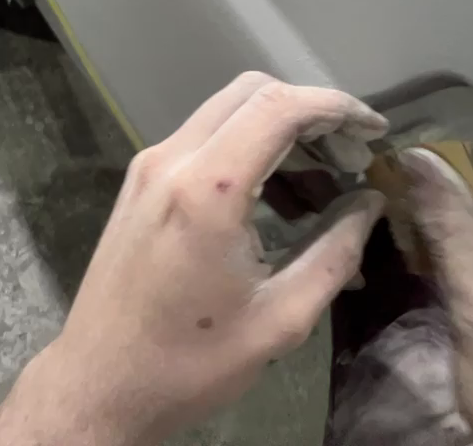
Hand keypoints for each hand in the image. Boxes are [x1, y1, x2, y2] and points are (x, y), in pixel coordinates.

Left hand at [0, 72, 389, 445]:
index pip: (277, 107)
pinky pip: (205, 137)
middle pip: (252, 92)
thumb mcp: (279, 320)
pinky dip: (249, 145)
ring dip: (280, 129)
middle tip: (351, 154)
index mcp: (206, 189)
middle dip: (310, 111)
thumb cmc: (190, 362)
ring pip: (227, 110)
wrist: (100, 380)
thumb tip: (369, 203)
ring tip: (324, 182)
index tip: (373, 128)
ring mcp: (151, 162)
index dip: (334, 106)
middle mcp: (173, 158)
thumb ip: (334, 253)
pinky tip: (278, 194)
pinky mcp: (143, 177)